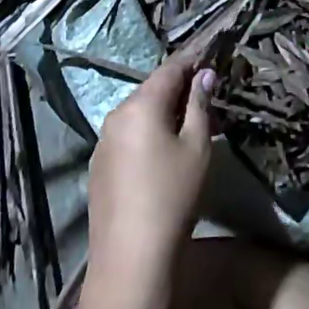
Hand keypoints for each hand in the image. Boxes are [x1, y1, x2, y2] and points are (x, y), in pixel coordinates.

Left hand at [87, 42, 215, 278]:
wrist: (130, 255)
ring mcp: (103, 141)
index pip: (169, 69)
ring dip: (163, 113)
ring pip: (138, 114)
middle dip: (179, 89)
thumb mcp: (197, 148)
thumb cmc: (172, 196)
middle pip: (151, 91)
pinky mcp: (99, 165)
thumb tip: (202, 76)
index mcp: (140, 105)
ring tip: (191, 125)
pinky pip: (128, 136)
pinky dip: (148, 134)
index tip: (209, 53)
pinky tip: (163, 152)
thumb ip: (199, 106)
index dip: (191, 59)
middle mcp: (116, 114)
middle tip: (208, 94)